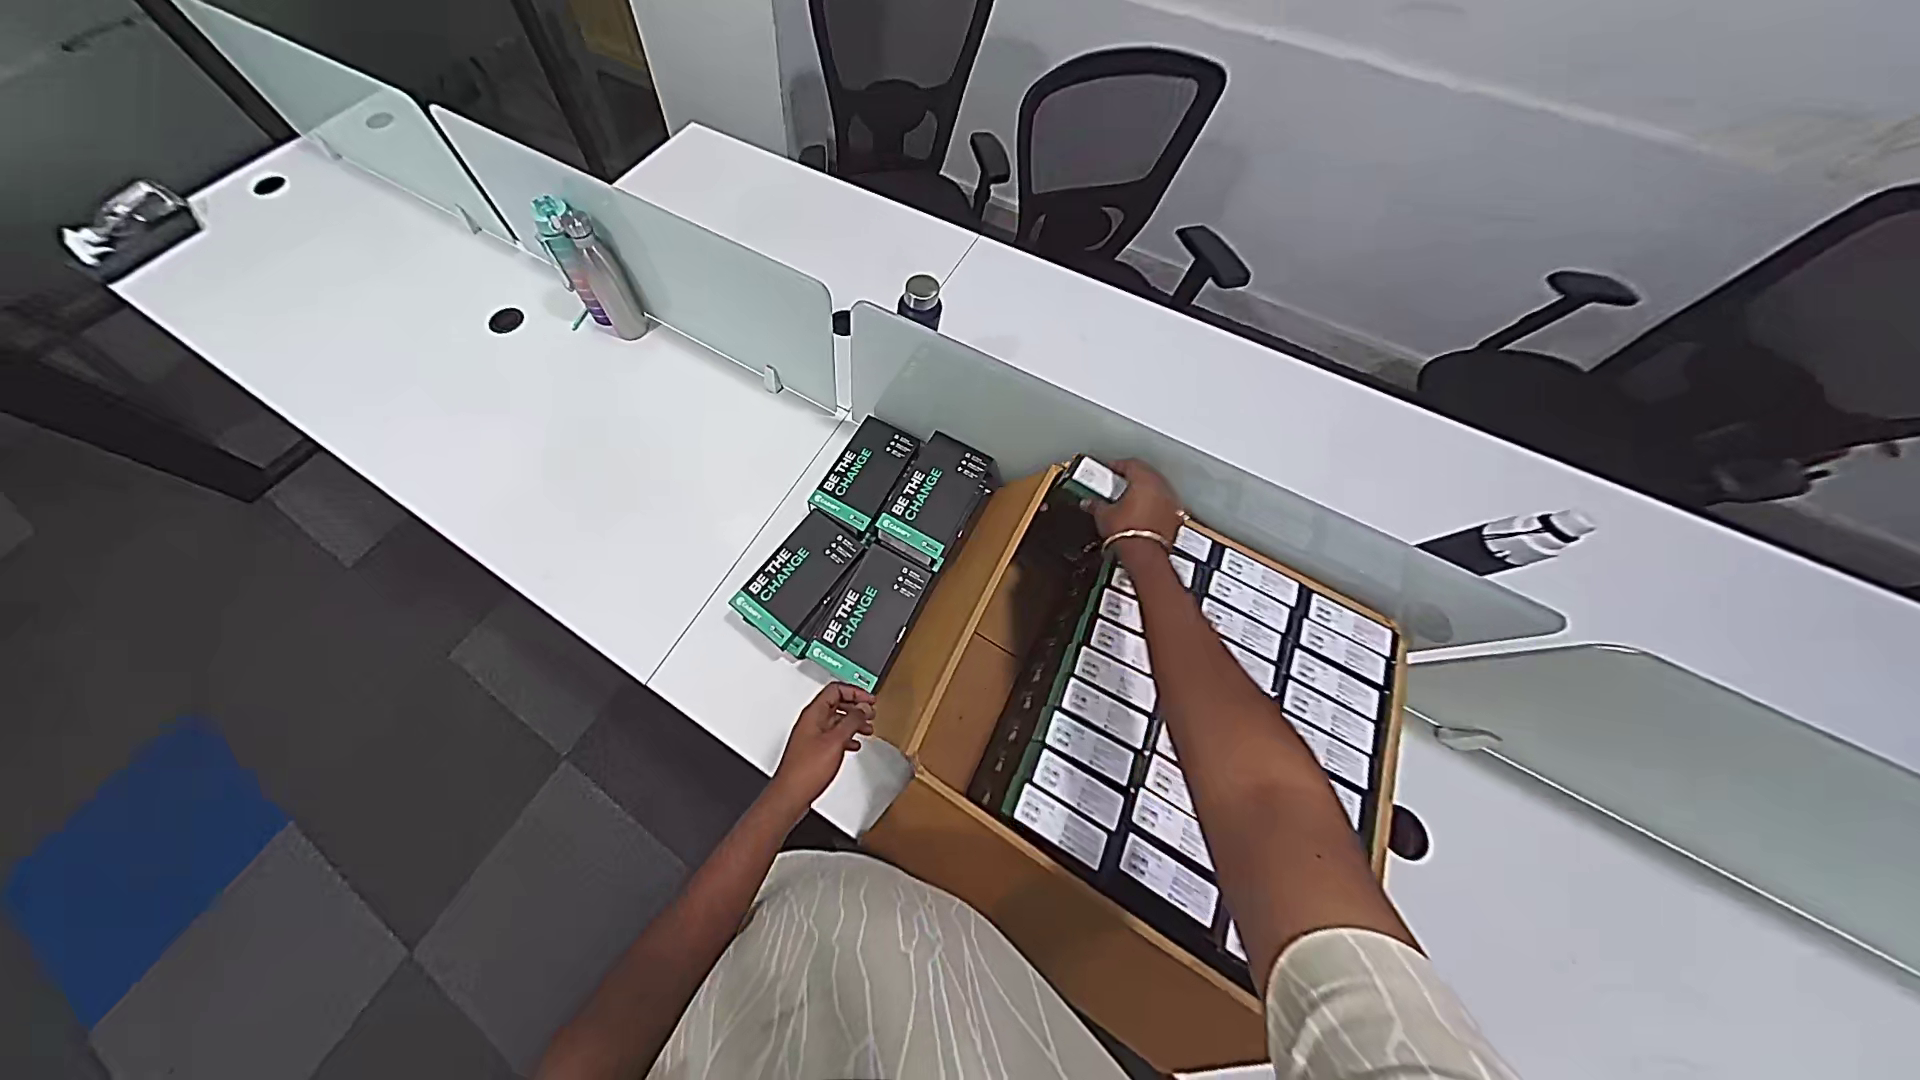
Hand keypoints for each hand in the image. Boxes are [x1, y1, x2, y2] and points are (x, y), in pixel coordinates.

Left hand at [766, 683, 874, 816]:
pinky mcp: (814, 749)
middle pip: (836, 702)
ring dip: (853, 722)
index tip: (869, 699)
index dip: (855, 692)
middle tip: (870, 711)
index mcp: (814, 714)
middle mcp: (811, 722)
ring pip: (836, 720)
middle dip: (856, 706)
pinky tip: (853, 744)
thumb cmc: (806, 770)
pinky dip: (846, 736)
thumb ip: (852, 721)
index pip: (835, 689)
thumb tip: (863, 708)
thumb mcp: (836, 741)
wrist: (791, 795)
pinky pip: (833, 735)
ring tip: (866, 727)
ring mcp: (811, 735)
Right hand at [1090, 459, 1183, 546]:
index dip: (1117, 465)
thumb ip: (1095, 505)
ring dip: (1144, 491)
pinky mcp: (1174, 518)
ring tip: (1128, 498)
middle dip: (1132, 476)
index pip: (1131, 463)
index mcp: (1144, 480)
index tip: (1109, 468)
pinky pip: (1162, 505)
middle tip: (1117, 482)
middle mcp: (1161, 488)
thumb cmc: (1127, 533)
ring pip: (1157, 489)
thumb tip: (1089, 503)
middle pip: (1146, 473)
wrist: (1144, 557)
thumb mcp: (1104, 515)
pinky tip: (1141, 513)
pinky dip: (1152, 505)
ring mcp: (1170, 503)